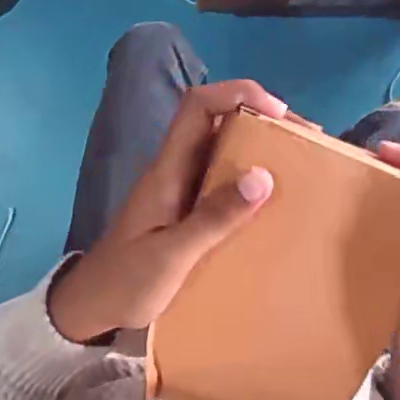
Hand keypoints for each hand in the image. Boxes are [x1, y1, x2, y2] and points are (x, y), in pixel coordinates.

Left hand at [48, 81, 295, 342]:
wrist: (94, 305)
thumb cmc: (126, 281)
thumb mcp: (171, 255)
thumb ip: (213, 218)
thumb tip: (263, 176)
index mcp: (167, 170)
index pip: (197, 107)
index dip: (237, 94)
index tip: (280, 113)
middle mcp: (174, 170)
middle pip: (216, 122)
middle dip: (261, 120)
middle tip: (305, 142)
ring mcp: (179, 190)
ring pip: (221, 151)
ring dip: (259, 150)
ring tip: (302, 165)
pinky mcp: (185, 210)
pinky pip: (221, 181)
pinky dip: (249, 180)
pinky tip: (274, 201)